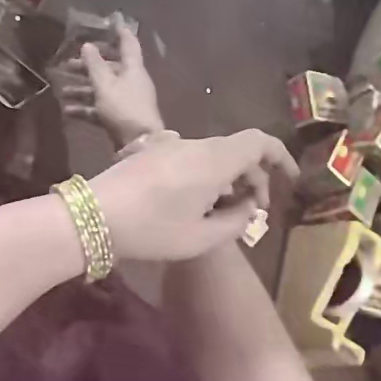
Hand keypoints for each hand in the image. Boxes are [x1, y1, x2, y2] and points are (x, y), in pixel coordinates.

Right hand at [55, 25, 164, 146]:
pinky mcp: (119, 118)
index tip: (109, 23)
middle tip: (67, 64)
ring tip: (62, 91)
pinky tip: (68, 111)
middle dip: (88, 66)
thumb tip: (87, 45)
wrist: (139, 143)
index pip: (128, 44)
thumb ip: (94, 65)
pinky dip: (86, 108)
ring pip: (102, 90)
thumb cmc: (123, 108)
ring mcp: (125, 101)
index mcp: (132, 68)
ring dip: (83, 89)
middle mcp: (131, 82)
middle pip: (109, 68)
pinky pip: (100, 109)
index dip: (119, 33)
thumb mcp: (105, 84)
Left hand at [85, 130, 296, 261]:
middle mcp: (194, 144)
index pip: (259, 142)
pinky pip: (190, 159)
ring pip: (213, 156)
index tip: (288, 181)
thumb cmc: (151, 229)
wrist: (92, 217)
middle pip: (236, 150)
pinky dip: (204, 176)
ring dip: (226, 180)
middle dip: (252, 178)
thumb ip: (235, 221)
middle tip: (252, 212)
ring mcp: (169, 146)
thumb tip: (249, 207)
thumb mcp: (200, 238)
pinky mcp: (150, 153)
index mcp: (213, 159)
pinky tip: (195, 205)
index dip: (280, 158)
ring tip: (222, 213)